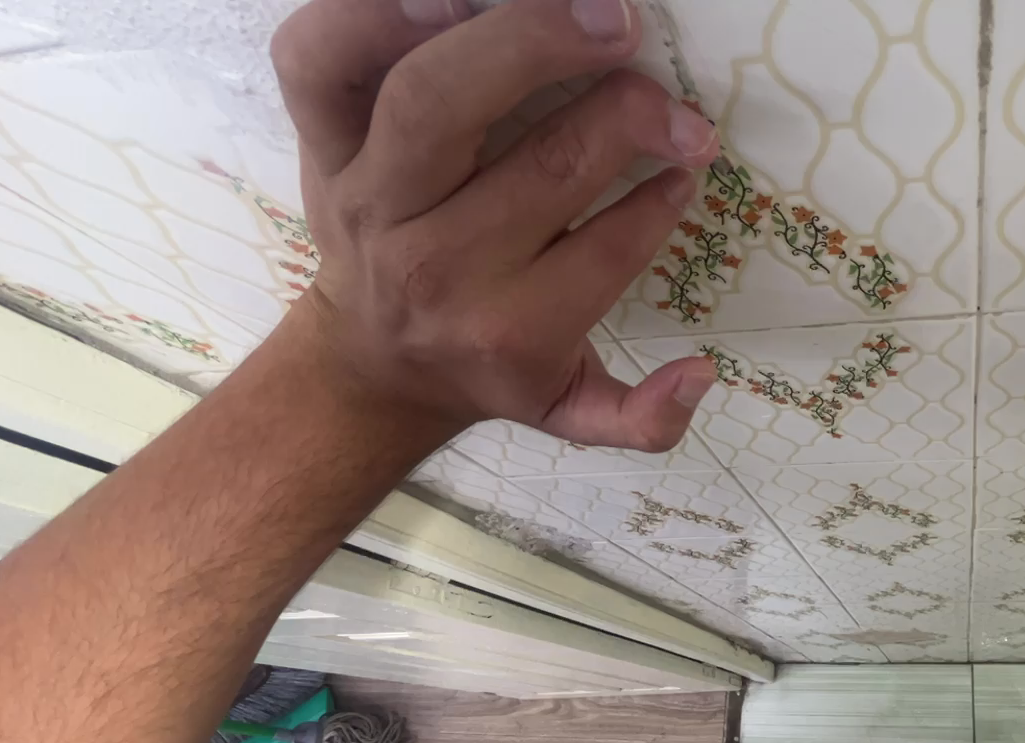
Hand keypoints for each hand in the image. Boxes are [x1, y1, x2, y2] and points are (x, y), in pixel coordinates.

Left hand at [268, 0, 721, 447]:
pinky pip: (323, 60)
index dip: (659, 201)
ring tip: (607, 17)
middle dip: (628, 119)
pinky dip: (377, 10)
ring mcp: (372, 200)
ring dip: (530, 40)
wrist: (377, 362)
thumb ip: (645, 420)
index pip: (607, 248)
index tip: (690, 165)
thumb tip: (704, 371)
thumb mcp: (573, 416)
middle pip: (545, 168)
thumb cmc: (491, 374)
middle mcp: (442, 266)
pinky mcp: (319, 147)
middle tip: (678, 102)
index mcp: (513, 331)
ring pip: (438, 98)